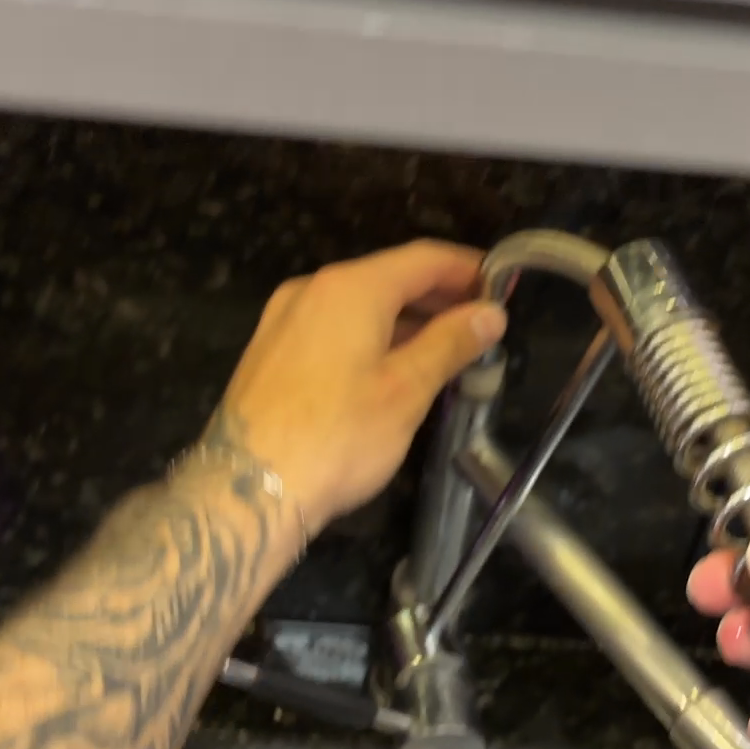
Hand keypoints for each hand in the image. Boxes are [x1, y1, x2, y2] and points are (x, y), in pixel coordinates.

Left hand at [215, 240, 506, 534]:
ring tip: (446, 350)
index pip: (422, 259)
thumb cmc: (338, 437)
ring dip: (406, 322)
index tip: (502, 286)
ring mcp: (284, 321)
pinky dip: (371, 338)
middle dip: (438, 298)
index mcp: (350, 288)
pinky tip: (392, 369)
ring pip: (359, 307)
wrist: (247, 489)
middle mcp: (312, 291)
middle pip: (388, 278)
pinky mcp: (271, 354)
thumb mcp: (407, 390)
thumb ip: (450, 343)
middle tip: (481, 323)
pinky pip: (333, 330)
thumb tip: (490, 314)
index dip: (467, 269)